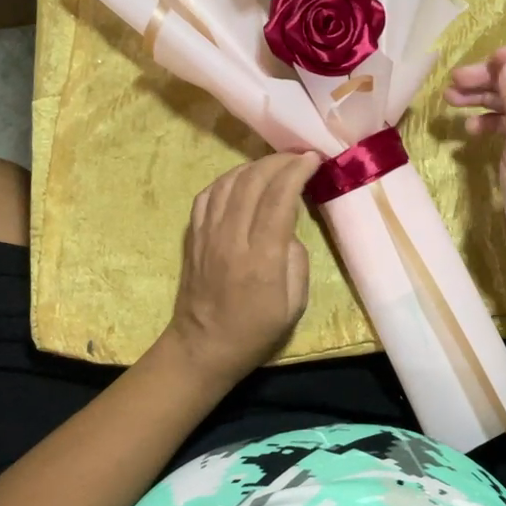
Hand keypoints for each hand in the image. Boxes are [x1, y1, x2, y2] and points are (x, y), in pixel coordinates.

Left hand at [163, 151, 319, 383]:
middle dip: (278, 162)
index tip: (312, 159)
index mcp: (261, 259)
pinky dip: (228, 180)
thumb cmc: (254, 331)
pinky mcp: (192, 236)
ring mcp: (207, 235)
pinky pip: (208, 195)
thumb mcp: (294, 305)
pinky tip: (242, 181)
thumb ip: (297, 261)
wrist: (202, 347)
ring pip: (228, 182)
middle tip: (297, 158)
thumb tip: (288, 229)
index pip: (279, 198)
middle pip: (253, 182)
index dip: (297, 172)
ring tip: (274, 166)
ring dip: (253, 167)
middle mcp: (231, 239)